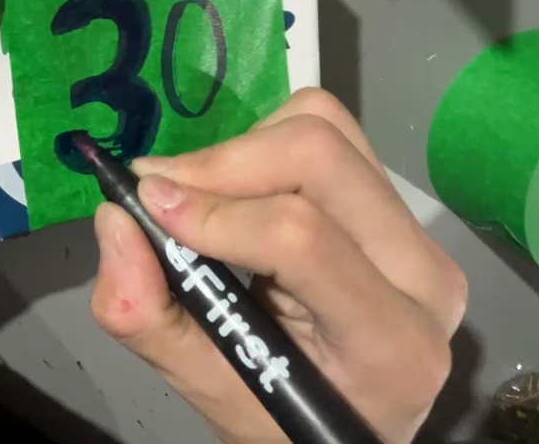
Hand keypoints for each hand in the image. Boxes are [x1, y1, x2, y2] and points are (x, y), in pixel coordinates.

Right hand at [91, 89, 465, 443]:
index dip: (212, 210)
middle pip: (318, 155)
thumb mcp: (197, 382)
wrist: (336, 414)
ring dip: (240, 148)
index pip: (301, 237)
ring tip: (201, 192)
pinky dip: (262, 139)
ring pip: (323, 127)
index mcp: (391, 344)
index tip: (146, 202)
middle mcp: (423, 276)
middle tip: (160, 187)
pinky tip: (241, 188)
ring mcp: (415, 231)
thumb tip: (115, 217)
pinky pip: (326, 125)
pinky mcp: (393, 200)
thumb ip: (142, 312)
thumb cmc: (272, 407)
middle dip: (220, 161)